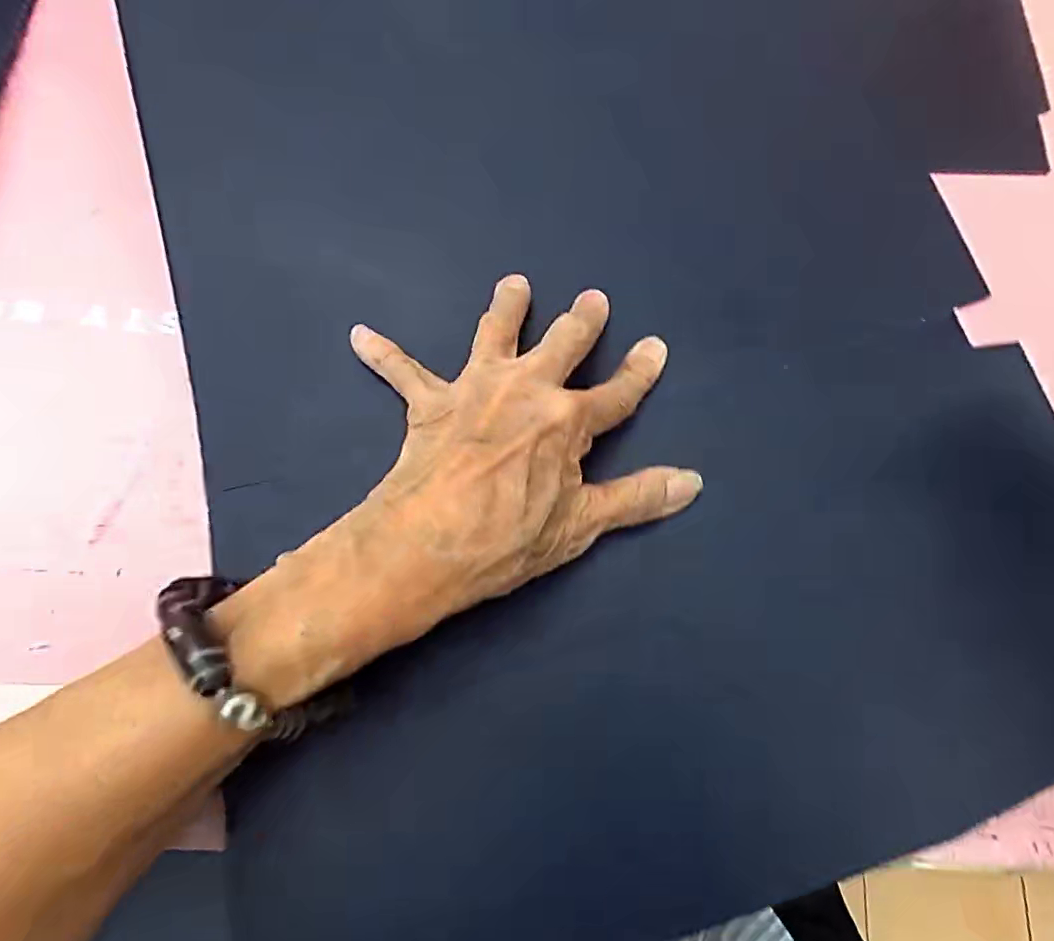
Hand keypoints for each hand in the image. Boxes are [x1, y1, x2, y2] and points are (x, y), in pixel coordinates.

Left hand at [343, 273, 702, 622]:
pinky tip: (361, 337)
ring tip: (514, 284)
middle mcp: (525, 390)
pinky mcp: (429, 404)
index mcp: (567, 420)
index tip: (655, 348)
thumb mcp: (581, 525)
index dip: (639, 372)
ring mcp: (475, 391)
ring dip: (505, 308)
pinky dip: (383, 354)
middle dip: (582, 322)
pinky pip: (403, 373)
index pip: (617, 393)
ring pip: (494, 335)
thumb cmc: (508, 538)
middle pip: (562, 345)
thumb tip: (693, 483)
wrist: (429, 542)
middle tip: (593, 299)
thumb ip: (637, 498)